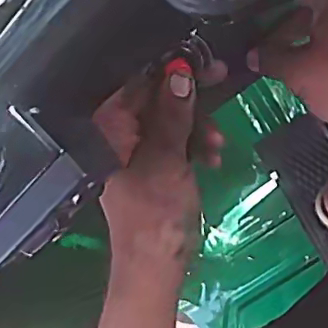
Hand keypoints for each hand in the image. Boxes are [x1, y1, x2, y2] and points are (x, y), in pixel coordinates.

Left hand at [92, 60, 225, 285]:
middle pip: (154, 98)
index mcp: (108, 130)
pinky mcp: (151, 168)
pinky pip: (173, 143)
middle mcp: (116, 136)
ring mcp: (134, 153)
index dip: (170, 68)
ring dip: (196, 126)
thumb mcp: (168, 158)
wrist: (156, 265)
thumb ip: (173, 113)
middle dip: (189, 98)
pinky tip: (210, 156)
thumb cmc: (156, 214)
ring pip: (169, 120)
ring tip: (215, 144)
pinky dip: (193, 145)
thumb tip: (179, 71)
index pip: (136, 82)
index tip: (202, 62)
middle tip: (220, 84)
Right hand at [247, 0, 327, 138]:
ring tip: (285, 60)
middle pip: (315, 2)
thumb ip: (270, 58)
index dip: (270, 6)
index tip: (255, 23)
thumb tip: (253, 56)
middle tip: (266, 44)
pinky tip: (313, 69)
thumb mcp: (298, 71)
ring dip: (307, 38)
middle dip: (288, 24)